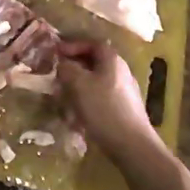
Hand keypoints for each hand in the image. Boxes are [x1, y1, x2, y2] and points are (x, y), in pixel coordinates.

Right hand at [56, 39, 163, 161]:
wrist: (132, 145)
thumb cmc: (104, 108)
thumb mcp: (79, 84)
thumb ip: (67, 68)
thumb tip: (62, 63)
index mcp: (112, 60)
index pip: (92, 43)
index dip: (73, 45)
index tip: (57, 53)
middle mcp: (121, 71)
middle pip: (95, 62)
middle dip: (74, 67)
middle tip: (58, 74)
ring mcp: (125, 91)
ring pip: (97, 81)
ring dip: (79, 85)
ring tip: (64, 95)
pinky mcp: (125, 110)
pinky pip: (102, 97)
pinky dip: (88, 99)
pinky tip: (78, 114)